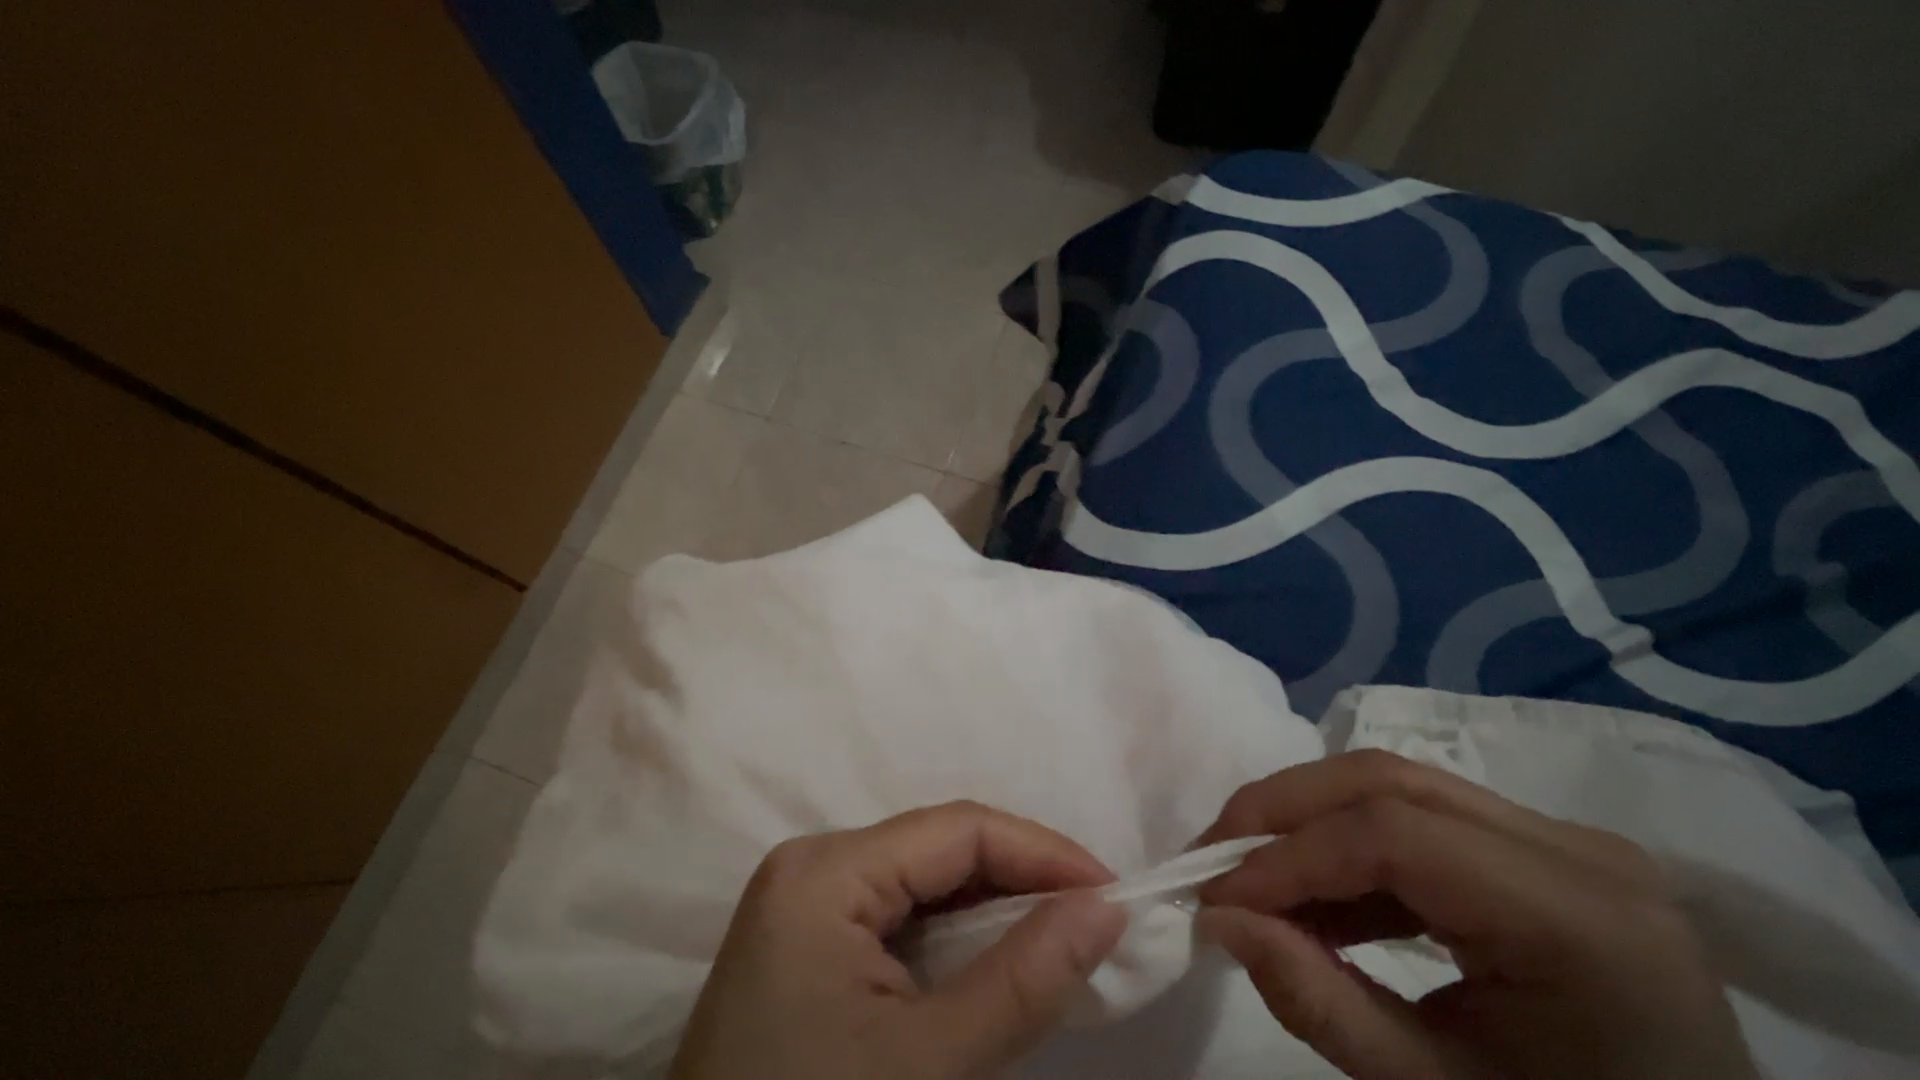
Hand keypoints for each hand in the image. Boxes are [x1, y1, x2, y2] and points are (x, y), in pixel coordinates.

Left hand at [669, 801, 1128, 1079]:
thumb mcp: (932, 1061)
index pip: (958, 829)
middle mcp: (809, 868)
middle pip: (938, 850)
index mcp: (825, 872)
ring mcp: (802, 907)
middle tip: (1095, 926)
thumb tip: (1107, 909)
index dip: (1044, 853)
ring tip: (1059, 947)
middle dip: (1021, 883)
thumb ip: (1026, 979)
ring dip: (992, 914)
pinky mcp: (804, 948)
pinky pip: (896, 920)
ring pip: (921, 886)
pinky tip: (994, 969)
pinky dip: (953, 942)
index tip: (1115, 897)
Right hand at [1194, 750, 1758, 1079]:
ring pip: (1401, 786)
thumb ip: (1320, 1003)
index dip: (1287, 856)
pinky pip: (1427, 821)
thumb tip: (1219, 921)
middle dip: (1282, 811)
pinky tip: (1316, 898)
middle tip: (1210, 860)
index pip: (1395, 835)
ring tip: (1248, 876)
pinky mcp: (1548, 852)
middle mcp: (1580, 849)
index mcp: (1577, 917)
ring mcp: (1570, 842)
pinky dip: (1353, 849)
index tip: (1212, 900)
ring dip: (1310, 822)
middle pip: (1391, 781)